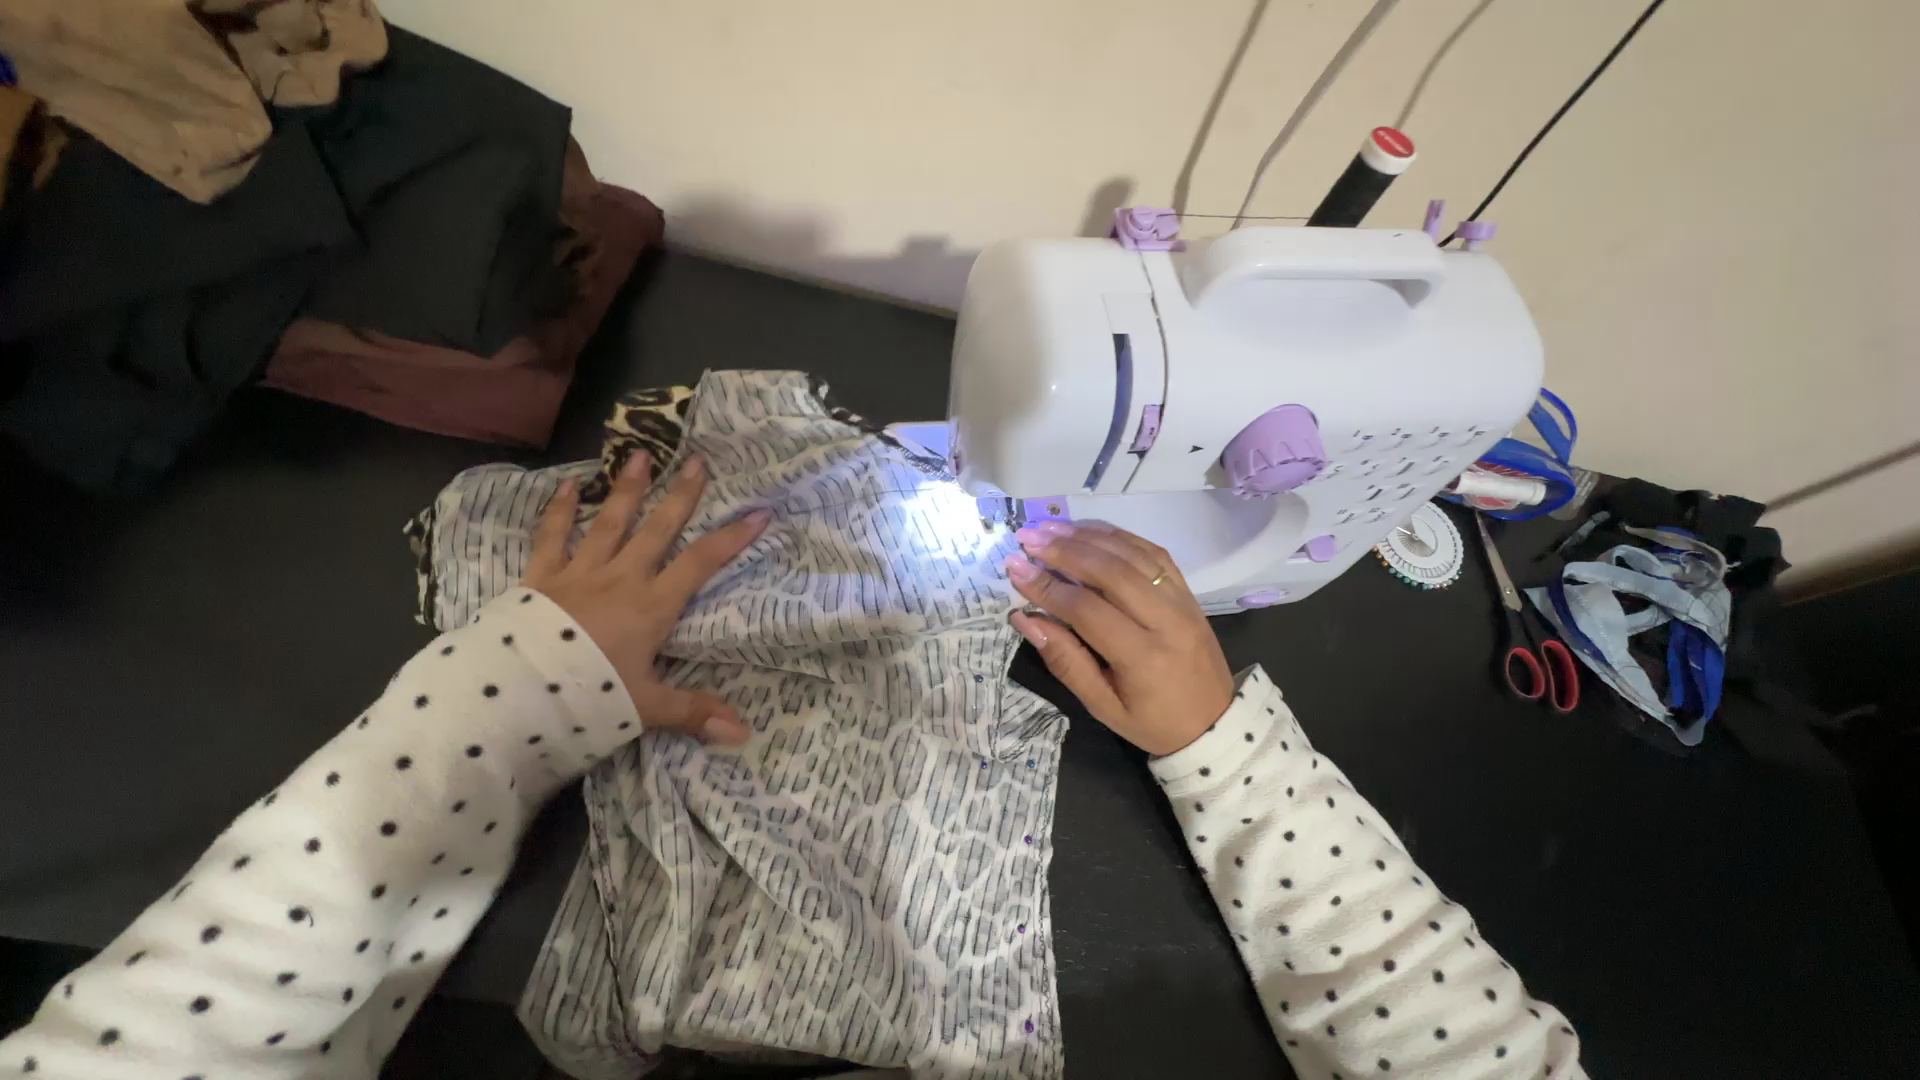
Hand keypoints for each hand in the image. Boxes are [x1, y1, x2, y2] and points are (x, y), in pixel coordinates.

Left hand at [523, 452, 767, 743]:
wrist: (512, 697)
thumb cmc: (587, 697)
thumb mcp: (646, 707)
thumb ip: (694, 713)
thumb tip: (746, 735)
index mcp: (652, 606)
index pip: (701, 564)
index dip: (732, 538)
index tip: (758, 511)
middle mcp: (621, 579)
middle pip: (658, 530)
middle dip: (681, 495)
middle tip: (698, 461)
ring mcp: (579, 574)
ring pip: (610, 524)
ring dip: (627, 490)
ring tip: (640, 455)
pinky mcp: (541, 578)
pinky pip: (552, 538)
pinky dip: (560, 511)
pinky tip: (568, 486)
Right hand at [1006, 522, 1233, 755]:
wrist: (1216, 724)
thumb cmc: (1152, 722)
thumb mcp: (1102, 706)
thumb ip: (1064, 660)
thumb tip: (1024, 618)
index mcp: (1142, 658)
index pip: (1087, 609)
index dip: (1048, 587)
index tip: (1014, 568)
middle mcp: (1166, 621)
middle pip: (1111, 572)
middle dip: (1064, 551)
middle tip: (1028, 539)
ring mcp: (1182, 601)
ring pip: (1132, 554)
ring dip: (1088, 536)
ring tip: (1049, 528)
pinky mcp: (1188, 591)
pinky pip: (1152, 552)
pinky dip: (1118, 536)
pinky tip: (1089, 531)